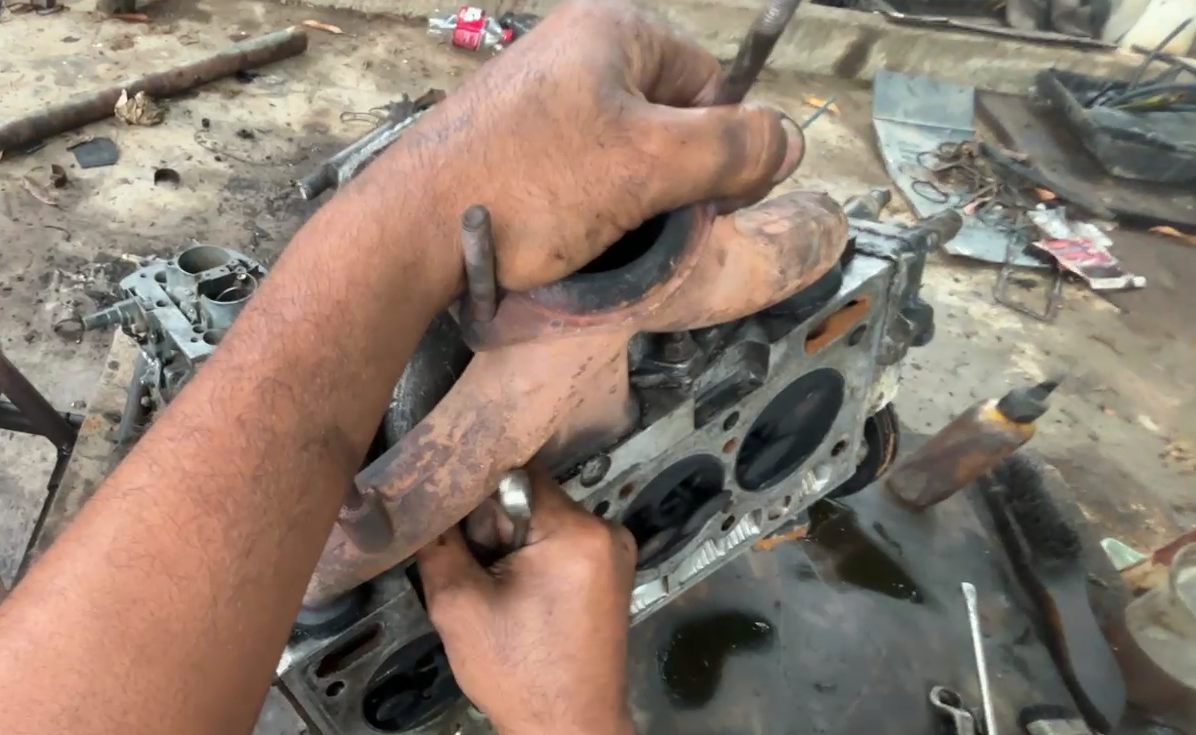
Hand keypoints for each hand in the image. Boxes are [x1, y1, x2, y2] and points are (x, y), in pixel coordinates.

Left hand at [370, 0, 805, 288]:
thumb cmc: (532, 190)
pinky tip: (554, 241)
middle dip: (660, 180)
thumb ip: (733, 149)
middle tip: (647, 233)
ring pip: (599, 155)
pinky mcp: (486, 149)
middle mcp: (560, 54)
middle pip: (651, 119)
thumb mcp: (651, 166)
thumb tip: (788, 145)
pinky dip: (565, 209)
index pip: (704, 79)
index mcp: (609, 30)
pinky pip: (552, 177)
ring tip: (596, 244)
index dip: (719, 146)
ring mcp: (517, 103)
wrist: (408, 234)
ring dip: (613, 202)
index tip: (709, 207)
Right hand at [418, 476, 636, 734]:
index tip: (443, 517)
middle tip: (465, 569)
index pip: (512, 474)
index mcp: (575, 530)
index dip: (471, 493)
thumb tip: (421, 503)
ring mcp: (613, 555)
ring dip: (505, 546)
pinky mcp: (609, 578)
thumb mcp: (456, 604)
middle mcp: (605, 530)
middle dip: (488, 526)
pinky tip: (511, 599)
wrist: (570, 734)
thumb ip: (437, 543)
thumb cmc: (514, 671)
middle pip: (526, 499)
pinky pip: (555, 548)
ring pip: (538, 524)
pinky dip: (527, 562)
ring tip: (486, 590)